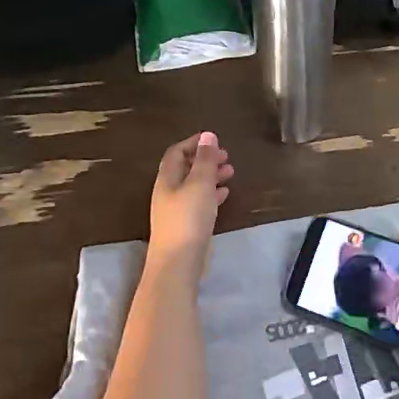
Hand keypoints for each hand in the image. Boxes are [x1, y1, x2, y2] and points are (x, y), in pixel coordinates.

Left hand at [148, 131, 233, 277]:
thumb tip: (208, 135)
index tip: (214, 139)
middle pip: (185, 168)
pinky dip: (211, 193)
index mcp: (167, 179)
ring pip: (194, 185)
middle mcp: (168, 192)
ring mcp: (176, 210)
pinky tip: (224, 194)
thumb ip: (205, 159)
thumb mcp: (200, 184)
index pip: (176, 153)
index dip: (193, 143)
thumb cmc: (188, 218)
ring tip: (230, 173)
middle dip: (205, 159)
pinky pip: (199, 201)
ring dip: (211, 176)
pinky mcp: (185, 225)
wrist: (178, 263)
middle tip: (226, 157)